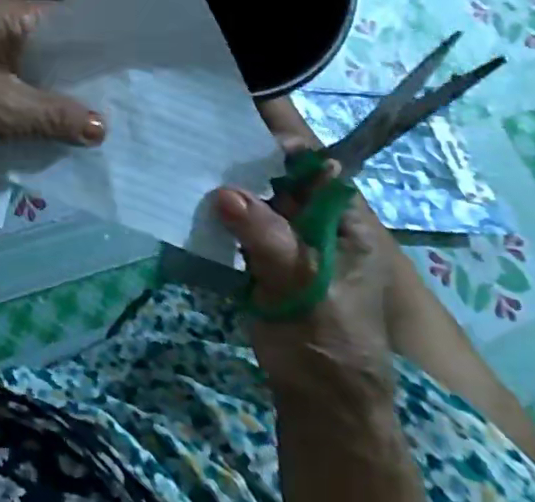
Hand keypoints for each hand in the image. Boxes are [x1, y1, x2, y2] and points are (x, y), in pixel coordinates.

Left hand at [0, 0, 105, 151]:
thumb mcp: (7, 109)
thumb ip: (57, 116)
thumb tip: (102, 127)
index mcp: (7, 12)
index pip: (66, 20)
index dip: (94, 46)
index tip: (120, 71)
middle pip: (48, 41)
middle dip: (74, 71)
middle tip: (109, 96)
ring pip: (28, 59)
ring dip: (50, 84)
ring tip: (85, 110)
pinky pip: (8, 71)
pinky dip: (26, 90)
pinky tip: (44, 116)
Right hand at [213, 99, 400, 403]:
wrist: (320, 401)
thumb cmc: (330, 339)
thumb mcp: (304, 284)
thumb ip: (267, 237)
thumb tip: (224, 192)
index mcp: (343, 218)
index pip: (315, 165)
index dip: (283, 145)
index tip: (243, 133)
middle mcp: (315, 219)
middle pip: (280, 177)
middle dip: (247, 160)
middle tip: (204, 138)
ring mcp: (287, 237)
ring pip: (256, 198)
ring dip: (229, 184)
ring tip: (191, 159)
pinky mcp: (262, 256)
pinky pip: (240, 223)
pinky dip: (219, 212)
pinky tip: (192, 196)